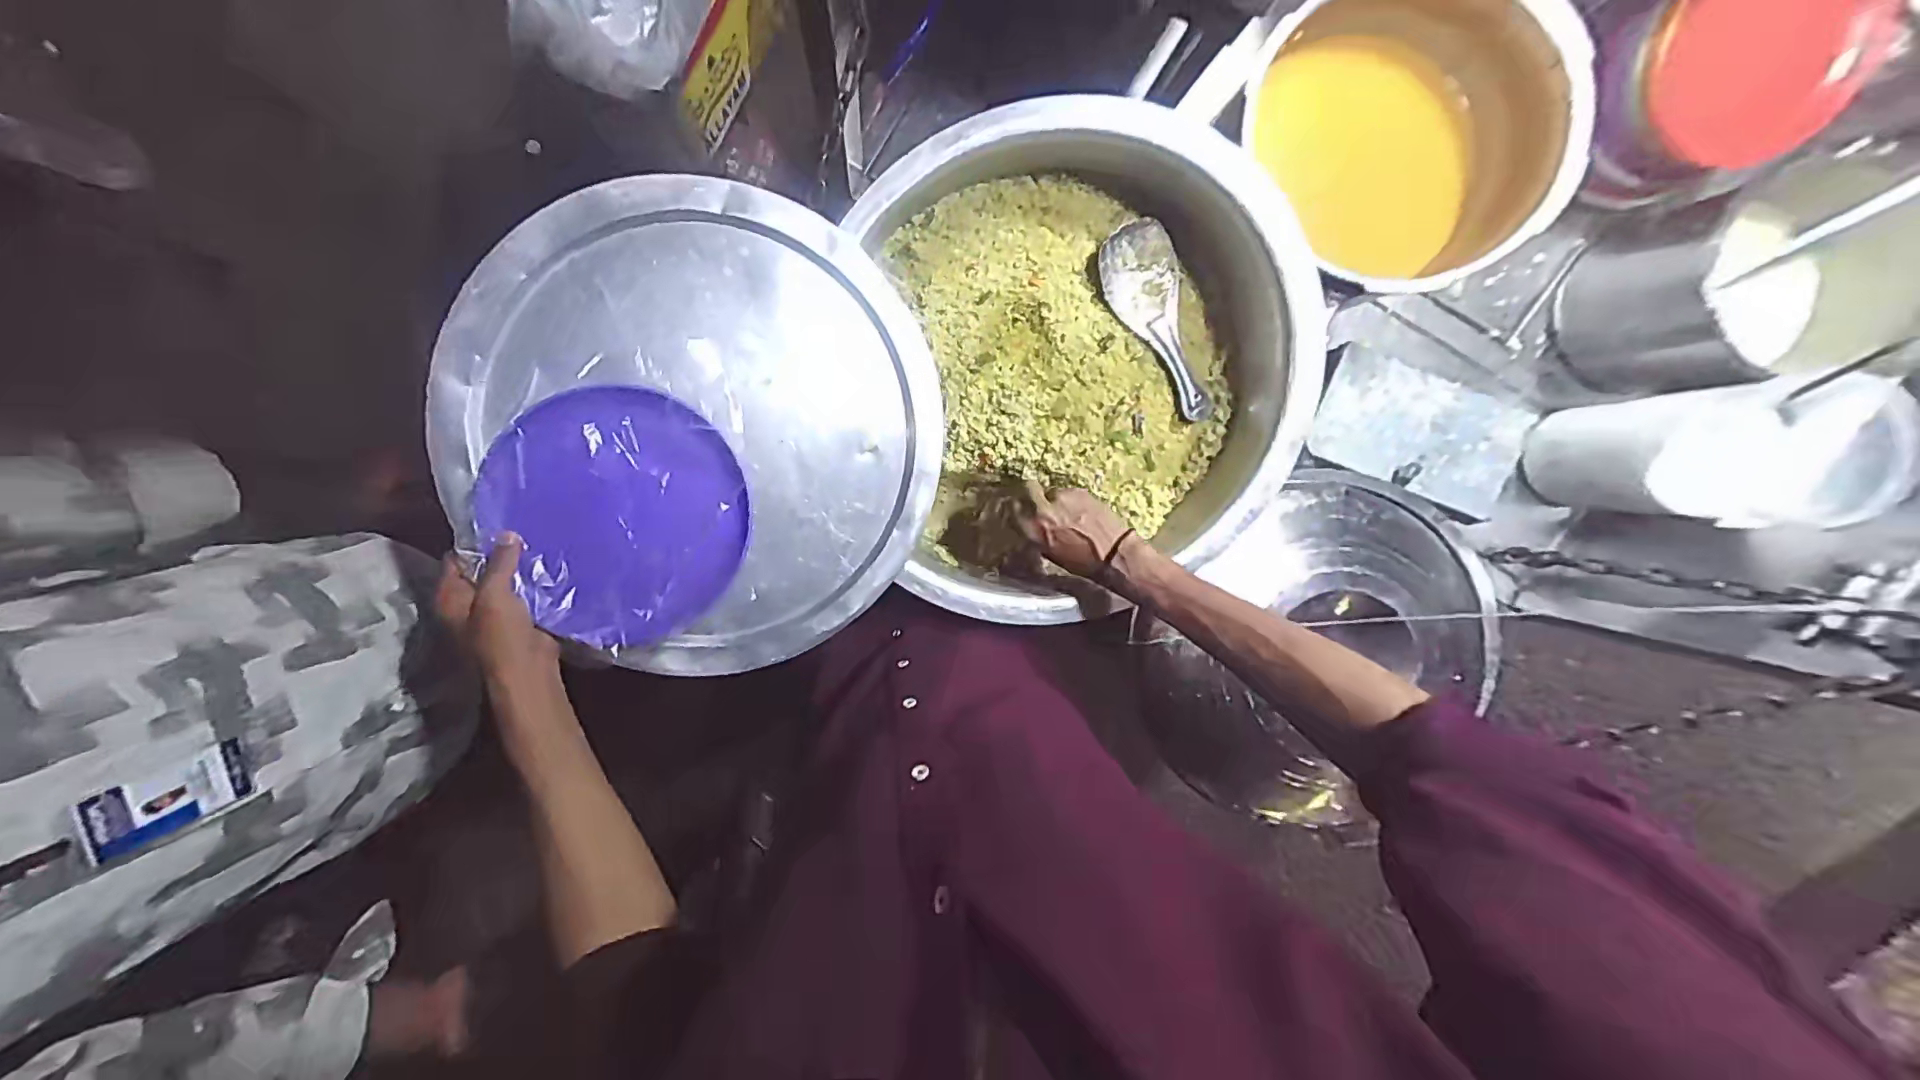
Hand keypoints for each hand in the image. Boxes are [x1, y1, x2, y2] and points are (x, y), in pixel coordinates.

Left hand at [436, 533, 558, 686]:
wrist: (527, 670)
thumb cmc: (501, 635)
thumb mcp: (496, 594)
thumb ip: (500, 563)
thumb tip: (507, 534)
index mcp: (450, 598)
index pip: (455, 560)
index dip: (474, 544)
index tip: (499, 526)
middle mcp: (466, 605)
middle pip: (480, 571)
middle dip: (500, 555)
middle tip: (523, 534)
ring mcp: (491, 614)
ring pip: (504, 583)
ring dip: (518, 570)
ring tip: (538, 548)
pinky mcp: (517, 621)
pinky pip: (522, 596)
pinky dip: (532, 585)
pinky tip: (547, 571)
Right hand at [1016, 481, 1144, 582]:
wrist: (1112, 554)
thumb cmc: (1081, 562)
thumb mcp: (1050, 553)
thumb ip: (1037, 535)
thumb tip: (1032, 526)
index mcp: (1033, 529)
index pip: (1014, 507)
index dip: (1017, 505)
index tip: (1021, 506)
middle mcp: (1044, 509)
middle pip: (1030, 489)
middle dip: (1034, 493)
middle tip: (1044, 503)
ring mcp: (1063, 497)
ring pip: (1054, 492)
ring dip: (1058, 499)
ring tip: (1071, 513)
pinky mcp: (1080, 491)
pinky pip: (1070, 492)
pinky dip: (1074, 500)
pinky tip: (1084, 512)